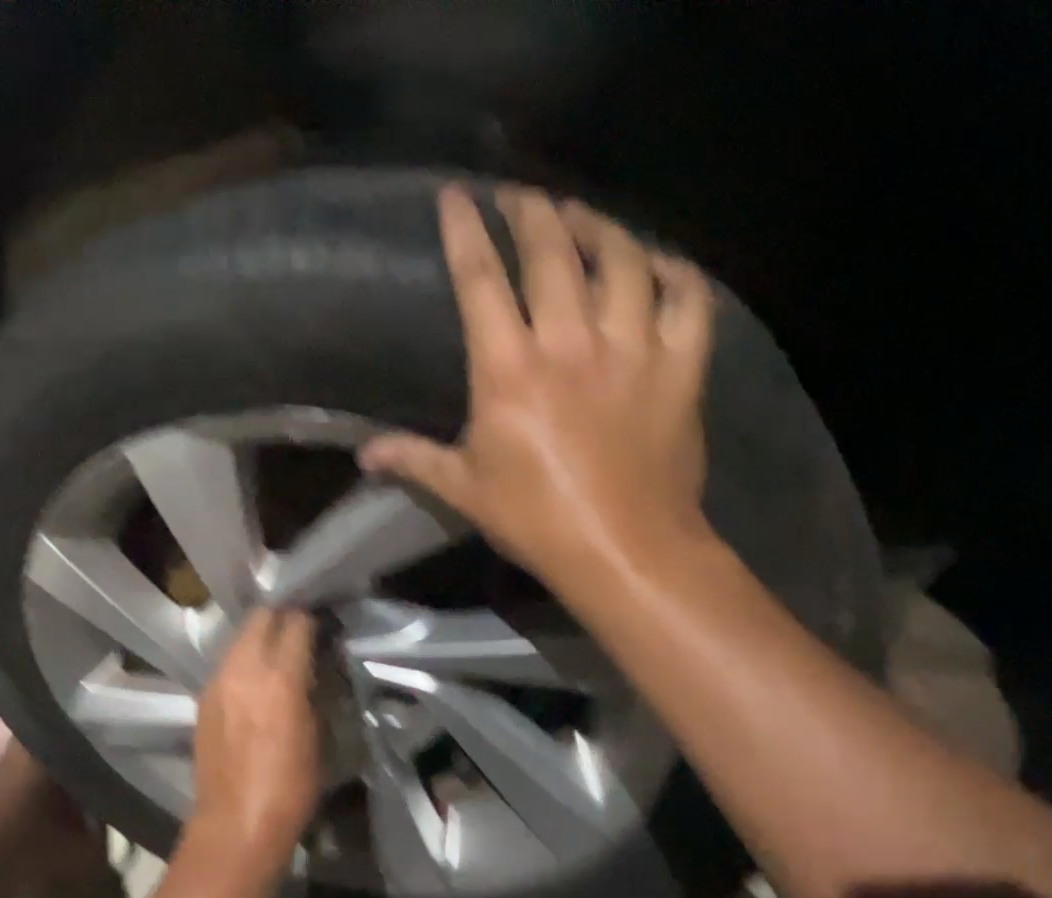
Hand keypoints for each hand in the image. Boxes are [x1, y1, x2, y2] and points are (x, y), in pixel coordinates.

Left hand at [190, 610, 322, 861]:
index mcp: (279, 678)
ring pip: (239, 638)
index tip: (323, 622)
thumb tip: (314, 668)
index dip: (311, 619)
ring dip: (259, 636)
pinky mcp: (203, 698)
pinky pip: (226, 663)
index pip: (295, 624)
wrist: (236, 824)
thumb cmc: (289, 788)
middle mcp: (243, 669)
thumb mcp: (318, 736)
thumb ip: (314, 691)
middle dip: (282, 617)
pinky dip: (243, 660)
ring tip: (278, 651)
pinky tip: (255, 677)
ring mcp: (217, 681)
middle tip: (300, 628)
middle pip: (261, 618)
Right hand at [360, 186, 717, 586]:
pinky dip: (675, 273)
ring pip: (623, 261)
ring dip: (600, 228)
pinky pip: (688, 300)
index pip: (481, 280)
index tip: (457, 195)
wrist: (625, 549)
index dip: (465, 231)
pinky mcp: (681, 366)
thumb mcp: (463, 488)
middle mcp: (571, 342)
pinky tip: (659, 264)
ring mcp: (633, 348)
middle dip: (533, 211)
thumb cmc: (535, 518)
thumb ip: (413, 459)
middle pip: (553, 252)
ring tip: (582, 217)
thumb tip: (363, 456)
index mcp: (508, 369)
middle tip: (522, 194)